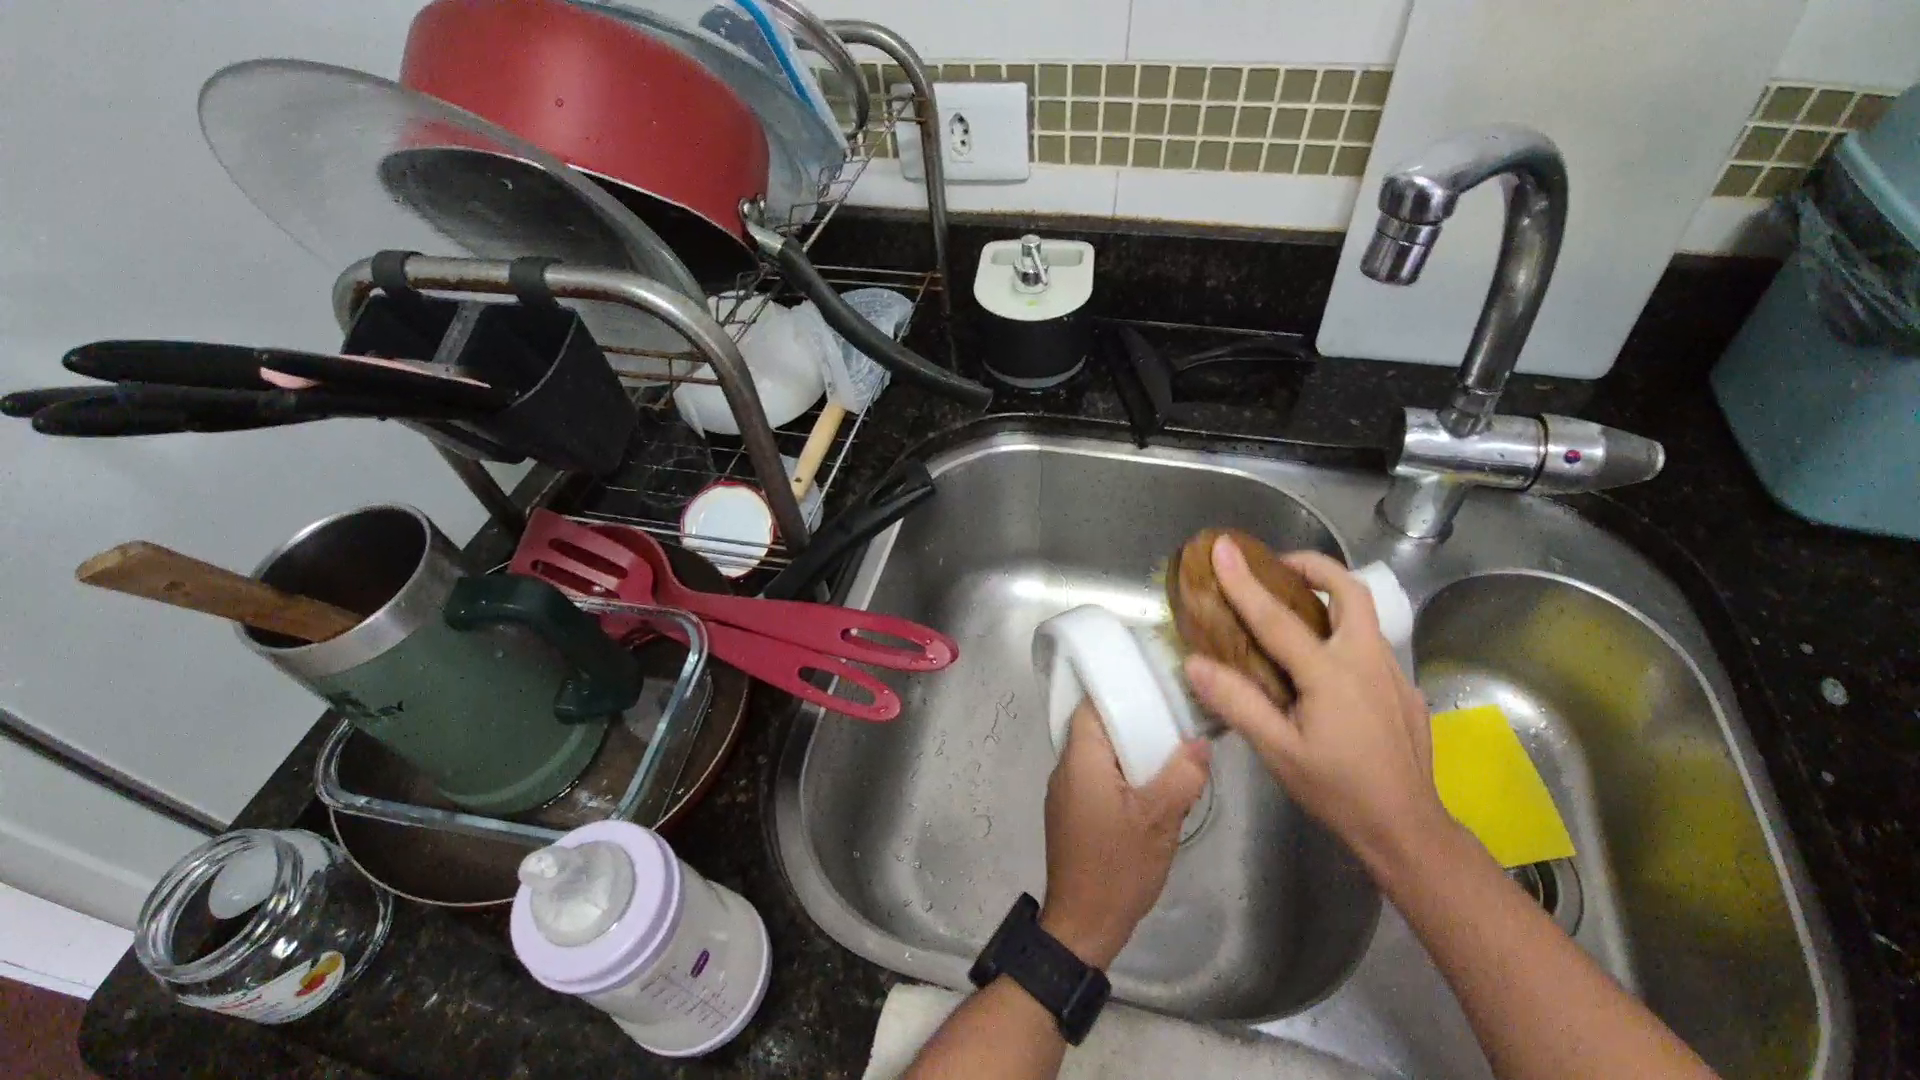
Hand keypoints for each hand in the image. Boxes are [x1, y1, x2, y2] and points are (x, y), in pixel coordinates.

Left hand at [1039, 700, 1210, 968]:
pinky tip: (1156, 789)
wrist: (1085, 924)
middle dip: (1136, 725)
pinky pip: (1100, 781)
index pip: (1092, 706)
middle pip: (1099, 730)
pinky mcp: (1073, 814)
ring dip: (1134, 755)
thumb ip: (1182, 775)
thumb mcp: (1160, 818)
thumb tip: (1198, 742)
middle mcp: (1066, 769)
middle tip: (1176, 722)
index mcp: (1080, 760)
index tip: (1156, 686)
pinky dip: (1126, 778)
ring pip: (1102, 758)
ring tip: (1174, 754)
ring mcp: (1067, 794)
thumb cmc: (1118, 866)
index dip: (1122, 692)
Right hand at [1181, 538, 1452, 876]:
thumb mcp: (1279, 752)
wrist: (1407, 828)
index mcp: (1331, 674)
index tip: (1222, 548)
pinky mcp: (1405, 690)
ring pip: (1364, 616)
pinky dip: (1342, 635)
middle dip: (1313, 566)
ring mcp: (1393, 674)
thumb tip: (1195, 663)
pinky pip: (1371, 647)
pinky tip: (1324, 670)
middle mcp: (1367, 661)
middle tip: (1278, 567)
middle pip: (1348, 590)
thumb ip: (1238, 703)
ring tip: (1294, 611)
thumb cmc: (1337, 790)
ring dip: (1328, 599)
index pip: (1277, 618)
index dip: (1244, 581)